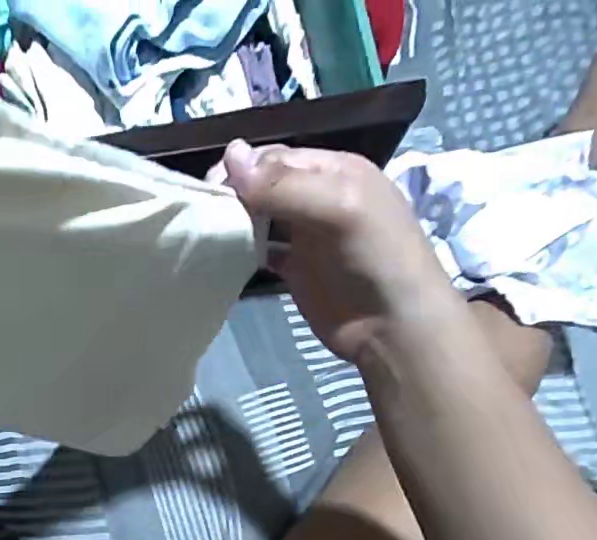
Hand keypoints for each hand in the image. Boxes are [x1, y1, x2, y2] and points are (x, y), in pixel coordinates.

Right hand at [216, 139, 460, 361]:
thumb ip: (284, 185)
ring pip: (262, 217)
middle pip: (266, 184)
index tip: (210, 186)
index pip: (277, 158)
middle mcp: (318, 198)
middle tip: (205, 210)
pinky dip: (244, 250)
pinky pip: (264, 251)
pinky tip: (224, 254)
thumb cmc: (374, 258)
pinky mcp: (297, 271)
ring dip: (237, 220)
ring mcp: (307, 236)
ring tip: (208, 230)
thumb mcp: (338, 208)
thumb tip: (230, 154)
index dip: (243, 167)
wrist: (392, 327)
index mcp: (334, 171)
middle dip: (236, 192)